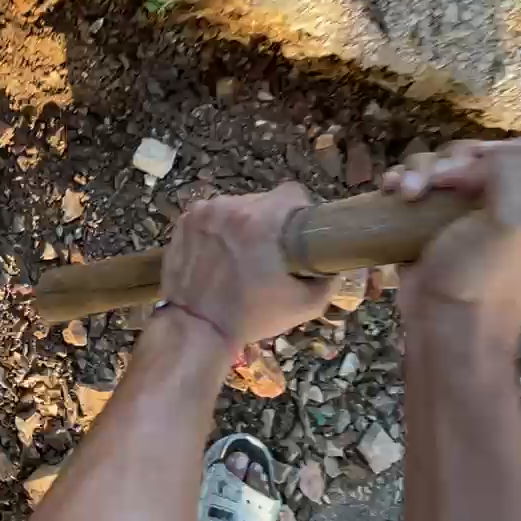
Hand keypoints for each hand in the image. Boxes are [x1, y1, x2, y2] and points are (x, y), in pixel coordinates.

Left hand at [161, 182, 332, 346]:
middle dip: (271, 221)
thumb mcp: (304, 304)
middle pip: (262, 201)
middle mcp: (229, 207)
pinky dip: (219, 229)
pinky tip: (219, 253)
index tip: (299, 232)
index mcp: (260, 221)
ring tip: (242, 254)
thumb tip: (336, 264)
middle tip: (271, 250)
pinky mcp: (184, 220)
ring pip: (236, 207)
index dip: (300, 210)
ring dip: (243, 224)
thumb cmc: (250, 315)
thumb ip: (329, 280)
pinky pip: (212, 215)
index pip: (292, 193)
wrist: (195, 326)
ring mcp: (203, 211)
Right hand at [381, 140, 520, 352]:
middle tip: (441, 178)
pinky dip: (412, 183)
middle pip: (500, 159)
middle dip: (460, 163)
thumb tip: (480, 157)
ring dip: (426, 173)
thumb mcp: (519, 221)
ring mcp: (493, 219)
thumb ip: (513, 171)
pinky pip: (434, 187)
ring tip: (407, 191)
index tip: (485, 157)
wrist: (444, 324)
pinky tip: (393, 189)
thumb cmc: (490, 281)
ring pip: (459, 170)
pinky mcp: (453, 225)